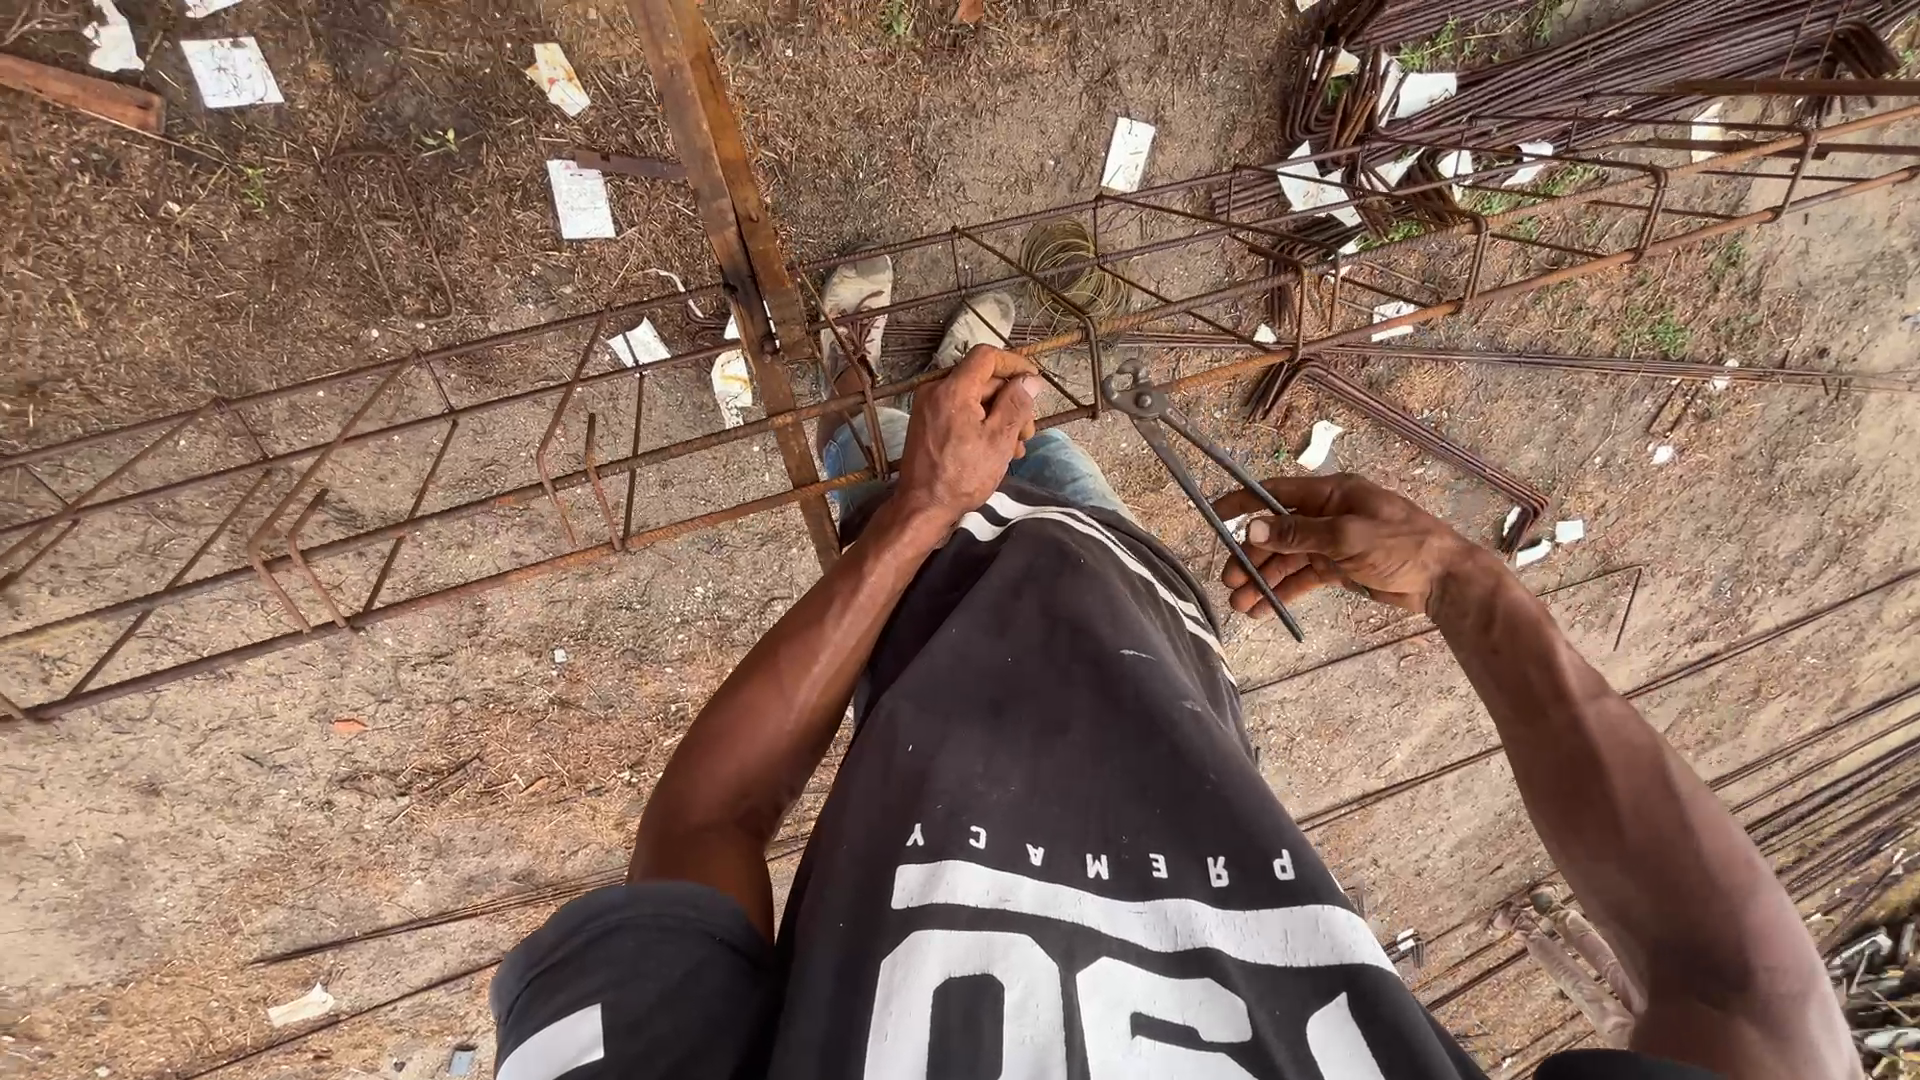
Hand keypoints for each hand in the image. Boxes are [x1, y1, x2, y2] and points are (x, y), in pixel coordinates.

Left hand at [894, 345, 1039, 523]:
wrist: (923, 507)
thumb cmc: (962, 476)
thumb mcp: (998, 440)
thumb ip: (1016, 404)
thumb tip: (1030, 379)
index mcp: (952, 389)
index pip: (986, 357)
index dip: (1014, 364)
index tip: (1033, 382)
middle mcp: (935, 391)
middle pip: (982, 381)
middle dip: (1010, 402)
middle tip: (1027, 432)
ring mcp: (928, 408)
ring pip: (974, 399)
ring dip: (999, 417)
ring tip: (1016, 448)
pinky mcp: (927, 424)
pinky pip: (960, 413)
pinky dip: (981, 424)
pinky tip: (997, 449)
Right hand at [1209, 473, 1487, 616]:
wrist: (1447, 580)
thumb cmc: (1404, 546)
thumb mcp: (1347, 537)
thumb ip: (1297, 534)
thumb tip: (1252, 529)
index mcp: (1331, 494)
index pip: (1275, 493)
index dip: (1242, 503)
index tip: (1214, 514)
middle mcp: (1327, 515)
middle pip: (1276, 534)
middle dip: (1250, 558)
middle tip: (1230, 582)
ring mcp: (1331, 542)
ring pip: (1285, 560)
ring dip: (1262, 581)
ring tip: (1240, 605)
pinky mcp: (1338, 568)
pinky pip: (1301, 578)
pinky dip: (1282, 591)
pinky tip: (1263, 609)